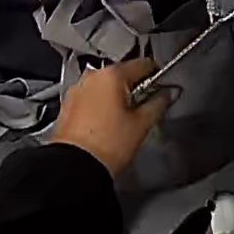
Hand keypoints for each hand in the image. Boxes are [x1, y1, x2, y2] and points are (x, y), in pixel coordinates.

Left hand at [51, 55, 169, 175]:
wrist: (73, 169)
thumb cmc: (108, 145)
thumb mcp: (142, 123)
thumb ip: (159, 103)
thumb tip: (167, 95)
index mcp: (113, 75)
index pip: (143, 64)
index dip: (157, 74)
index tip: (163, 86)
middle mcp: (92, 77)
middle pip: (122, 73)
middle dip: (135, 86)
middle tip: (146, 105)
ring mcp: (77, 90)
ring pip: (105, 85)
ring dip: (117, 95)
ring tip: (126, 117)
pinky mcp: (67, 106)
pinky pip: (91, 97)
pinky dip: (101, 104)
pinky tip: (107, 122)